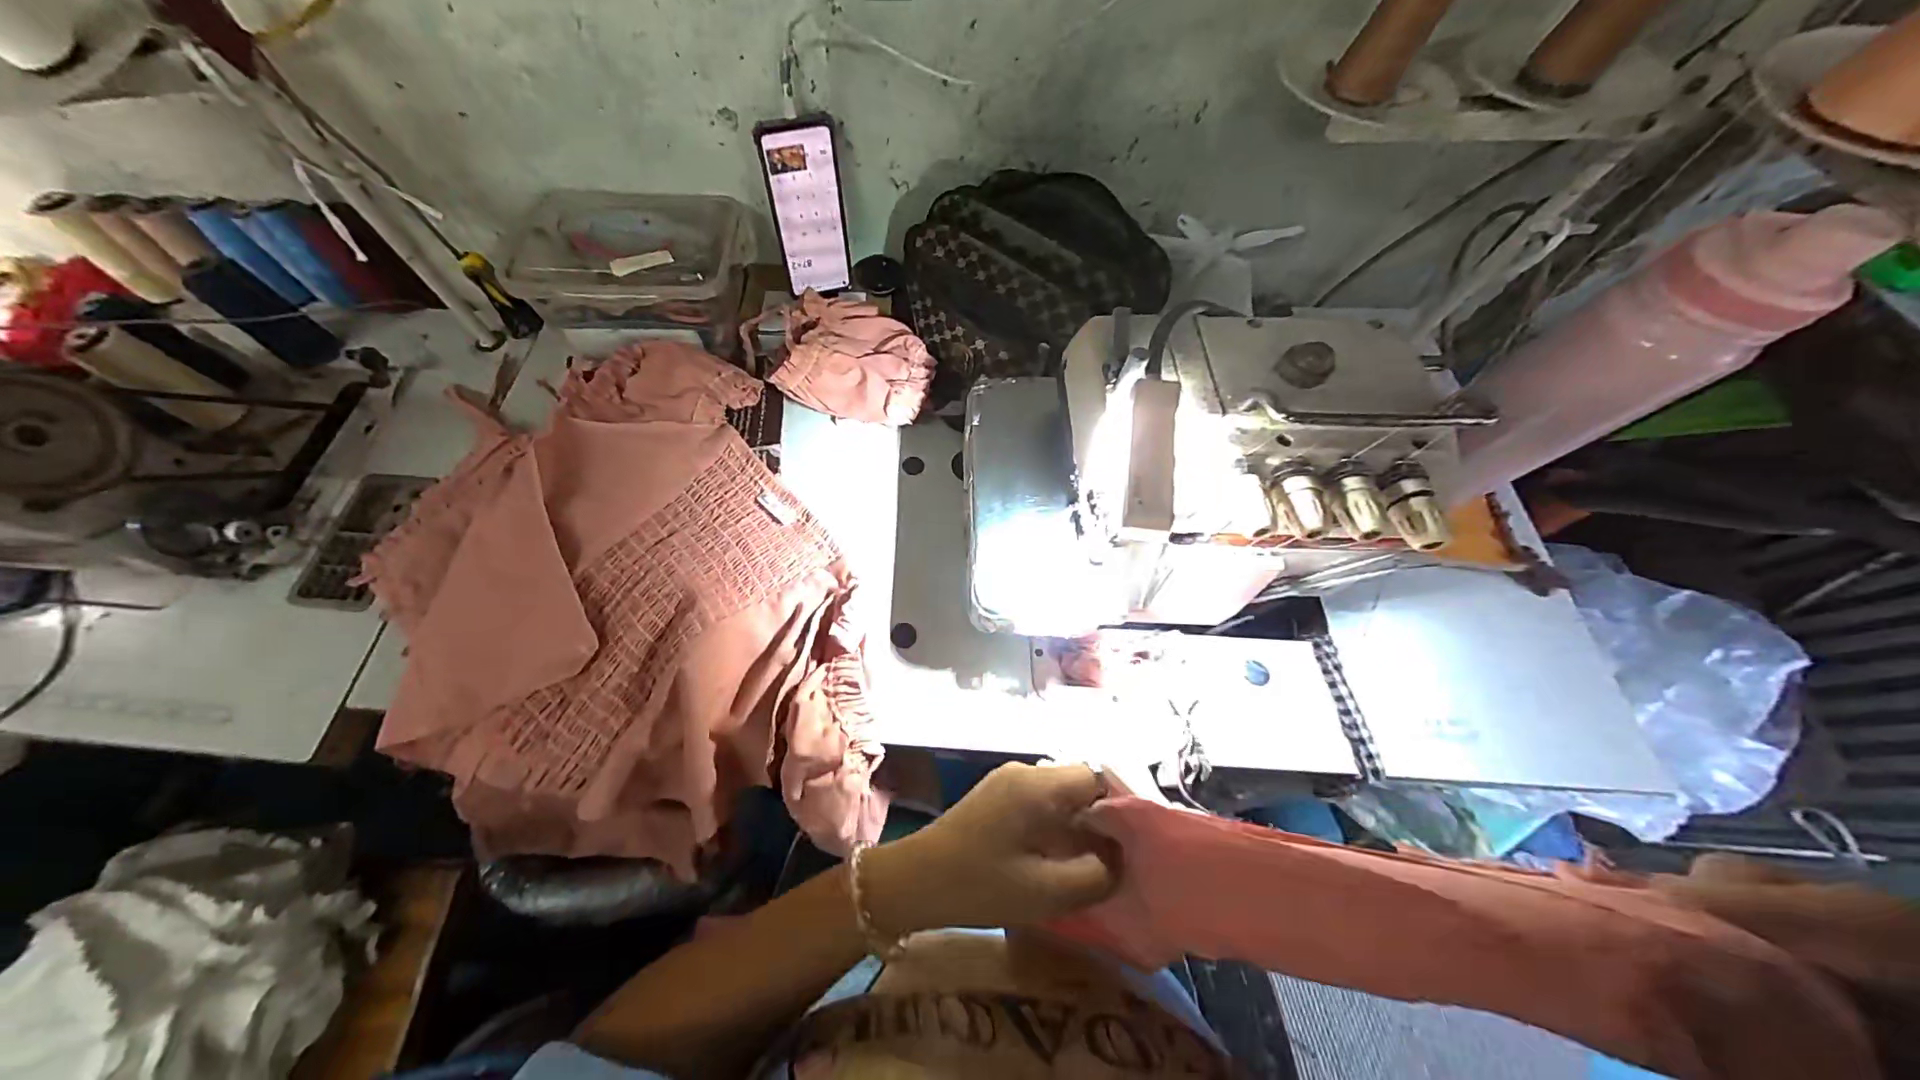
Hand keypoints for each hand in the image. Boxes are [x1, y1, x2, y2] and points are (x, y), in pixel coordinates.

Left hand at [859, 763, 1117, 936]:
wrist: (912, 882)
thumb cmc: (977, 885)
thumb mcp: (1045, 892)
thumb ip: (1096, 874)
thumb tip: (1122, 860)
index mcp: (1037, 785)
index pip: (1098, 775)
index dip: (1125, 803)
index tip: (1142, 839)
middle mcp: (1024, 773)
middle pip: (1081, 783)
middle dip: (1106, 817)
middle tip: (1125, 855)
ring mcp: (1007, 783)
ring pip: (1062, 794)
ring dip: (1082, 823)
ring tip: (1099, 860)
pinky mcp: (996, 798)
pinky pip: (1042, 803)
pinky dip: (1060, 826)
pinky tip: (1063, 857)